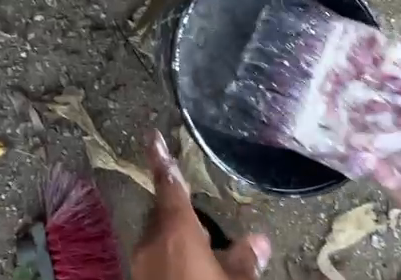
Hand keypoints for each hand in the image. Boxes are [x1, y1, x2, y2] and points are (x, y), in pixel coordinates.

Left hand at [130, 131, 270, 279]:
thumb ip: (244, 259)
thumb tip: (260, 241)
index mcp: (174, 230)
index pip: (168, 184)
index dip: (162, 158)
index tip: (153, 136)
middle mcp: (150, 242)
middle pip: (163, 214)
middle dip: (181, 213)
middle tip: (204, 222)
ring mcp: (140, 266)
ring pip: (158, 239)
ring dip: (177, 239)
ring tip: (203, 251)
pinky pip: (155, 261)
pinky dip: (170, 258)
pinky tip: (190, 271)